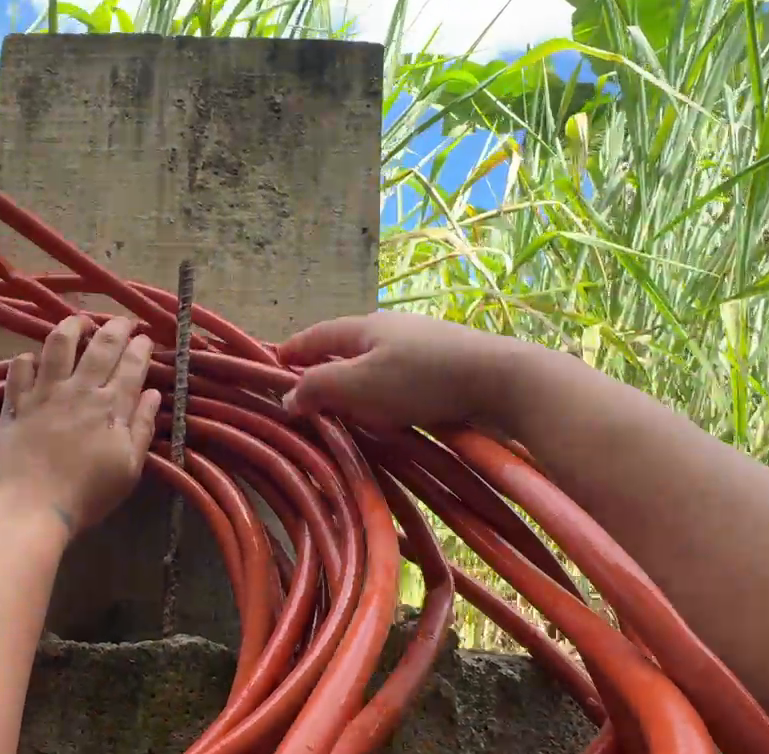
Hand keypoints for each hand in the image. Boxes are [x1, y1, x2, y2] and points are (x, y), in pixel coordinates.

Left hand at [0, 315, 161, 537]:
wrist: (30, 508)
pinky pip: (19, 367)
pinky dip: (28, 358)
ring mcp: (44, 392)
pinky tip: (34, 358)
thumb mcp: (128, 469)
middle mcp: (79, 389)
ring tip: (79, 322)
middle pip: (101, 345)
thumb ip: (142, 428)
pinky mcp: (15, 403)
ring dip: (72, 326)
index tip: (146, 338)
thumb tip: (153, 393)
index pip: (132, 364)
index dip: (141, 346)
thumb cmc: (86, 496)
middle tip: (123, 321)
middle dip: (116, 327)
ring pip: (58, 344)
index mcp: (112, 406)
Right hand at [278, 311, 553, 431]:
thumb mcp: (358, 386)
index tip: (269, 366)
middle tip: (300, 392)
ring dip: (349, 381)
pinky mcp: (440, 365)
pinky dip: (377, 392)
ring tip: (337, 406)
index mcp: (363, 327)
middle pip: (342, 347)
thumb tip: (287, 397)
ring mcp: (417, 345)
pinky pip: (394, 377)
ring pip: (369, 363)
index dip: (289, 351)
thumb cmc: (420, 381)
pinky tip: (382, 411)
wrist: (500, 381)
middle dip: (318, 367)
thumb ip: (318, 388)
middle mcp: (389, 329)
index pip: (313, 336)